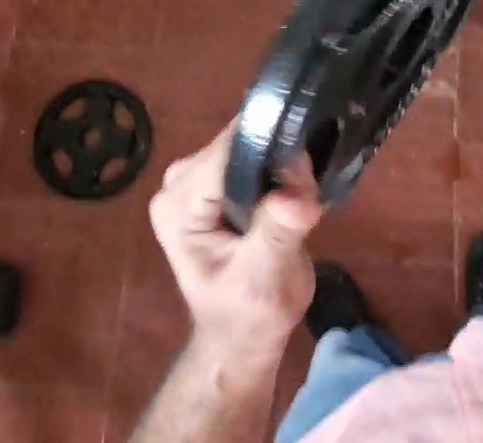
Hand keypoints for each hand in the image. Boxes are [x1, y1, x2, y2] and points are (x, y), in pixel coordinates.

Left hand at [149, 127, 322, 363]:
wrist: (241, 338)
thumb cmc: (249, 317)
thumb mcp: (265, 281)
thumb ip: (277, 234)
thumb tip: (294, 195)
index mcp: (176, 204)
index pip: (228, 153)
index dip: (270, 157)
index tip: (304, 182)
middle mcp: (178, 181)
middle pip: (239, 143)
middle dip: (278, 161)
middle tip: (306, 197)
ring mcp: (194, 177)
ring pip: (249, 143)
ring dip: (282, 165)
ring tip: (301, 200)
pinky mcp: (215, 178)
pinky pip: (252, 153)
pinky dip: (276, 167)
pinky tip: (292, 193)